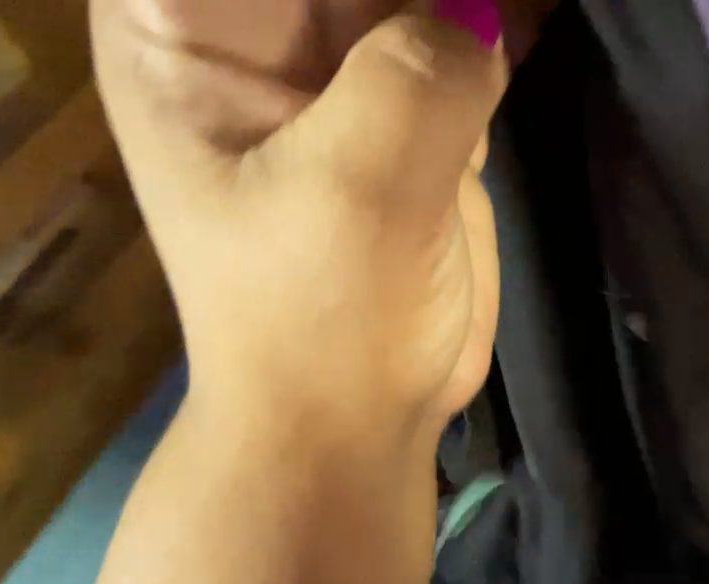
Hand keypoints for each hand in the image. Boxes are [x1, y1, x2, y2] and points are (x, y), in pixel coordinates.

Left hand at [91, 0, 507, 435]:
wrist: (360, 418)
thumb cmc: (324, 317)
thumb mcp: (361, 193)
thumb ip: (420, 83)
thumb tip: (482, 16)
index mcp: (187, 29)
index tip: (415, 16)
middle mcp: (261, 40)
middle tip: (474, 25)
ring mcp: (342, 87)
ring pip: (408, 4)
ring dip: (455, 18)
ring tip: (513, 26)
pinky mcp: (410, 136)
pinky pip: (455, 59)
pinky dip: (487, 52)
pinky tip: (521, 41)